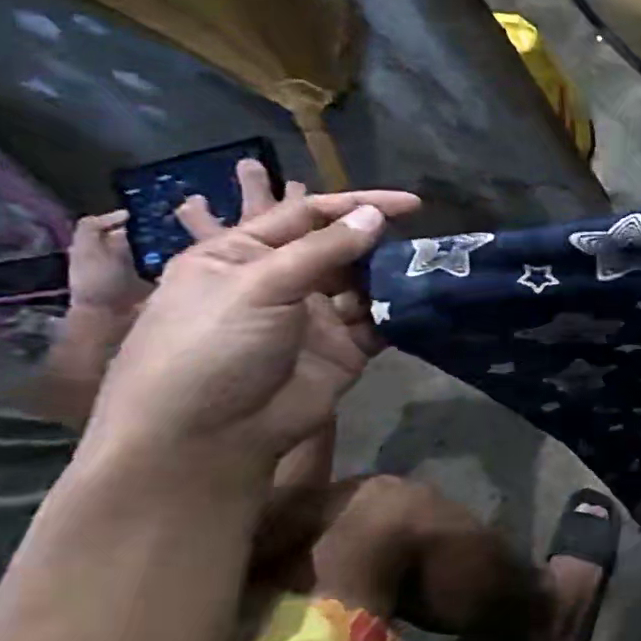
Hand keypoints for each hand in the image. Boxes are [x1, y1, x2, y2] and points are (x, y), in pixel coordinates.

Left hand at [81, 183, 419, 476]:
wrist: (207, 437)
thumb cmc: (211, 347)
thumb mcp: (260, 285)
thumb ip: (324, 249)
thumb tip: (376, 216)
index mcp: (242, 255)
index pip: (308, 215)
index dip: (358, 204)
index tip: (412, 204)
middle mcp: (281, 282)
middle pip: (341, 249)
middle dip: (380, 241)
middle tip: (426, 239)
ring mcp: (313, 319)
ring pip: (365, 285)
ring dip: (395, 277)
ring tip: (433, 269)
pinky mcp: (343, 351)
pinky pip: (379, 324)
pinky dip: (401, 314)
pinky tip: (426, 304)